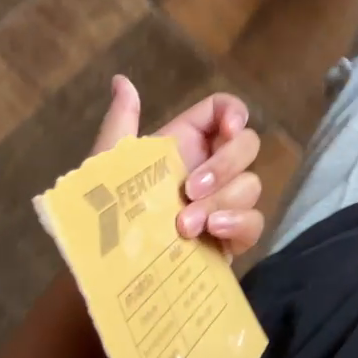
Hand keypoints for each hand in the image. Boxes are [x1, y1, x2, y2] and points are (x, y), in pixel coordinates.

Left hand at [90, 76, 266, 256]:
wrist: (102, 278)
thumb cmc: (104, 216)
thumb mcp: (106, 167)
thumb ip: (120, 123)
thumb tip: (121, 80)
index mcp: (187, 143)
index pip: (224, 110)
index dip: (235, 111)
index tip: (228, 129)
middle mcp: (212, 167)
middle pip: (247, 144)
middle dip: (226, 164)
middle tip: (191, 189)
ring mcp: (224, 203)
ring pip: (252, 184)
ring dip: (222, 200)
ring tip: (184, 226)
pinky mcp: (230, 237)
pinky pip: (254, 222)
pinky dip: (239, 222)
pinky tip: (213, 231)